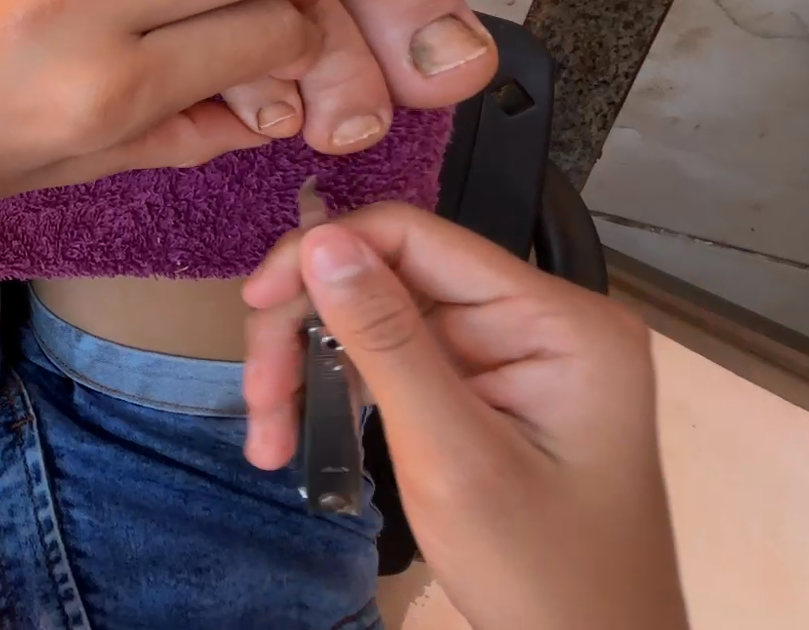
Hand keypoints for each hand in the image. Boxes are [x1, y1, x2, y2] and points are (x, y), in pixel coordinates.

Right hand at [239, 205, 686, 629]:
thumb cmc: (540, 572)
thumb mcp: (451, 455)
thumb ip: (385, 338)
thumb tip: (319, 237)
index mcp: (551, 318)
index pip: (408, 236)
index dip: (320, 255)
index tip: (257, 304)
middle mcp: (521, 314)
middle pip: (373, 276)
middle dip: (301, 330)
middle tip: (257, 395)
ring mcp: (490, 345)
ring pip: (358, 314)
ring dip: (299, 366)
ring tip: (269, 432)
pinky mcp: (459, 375)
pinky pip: (370, 353)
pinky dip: (322, 388)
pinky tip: (291, 430)